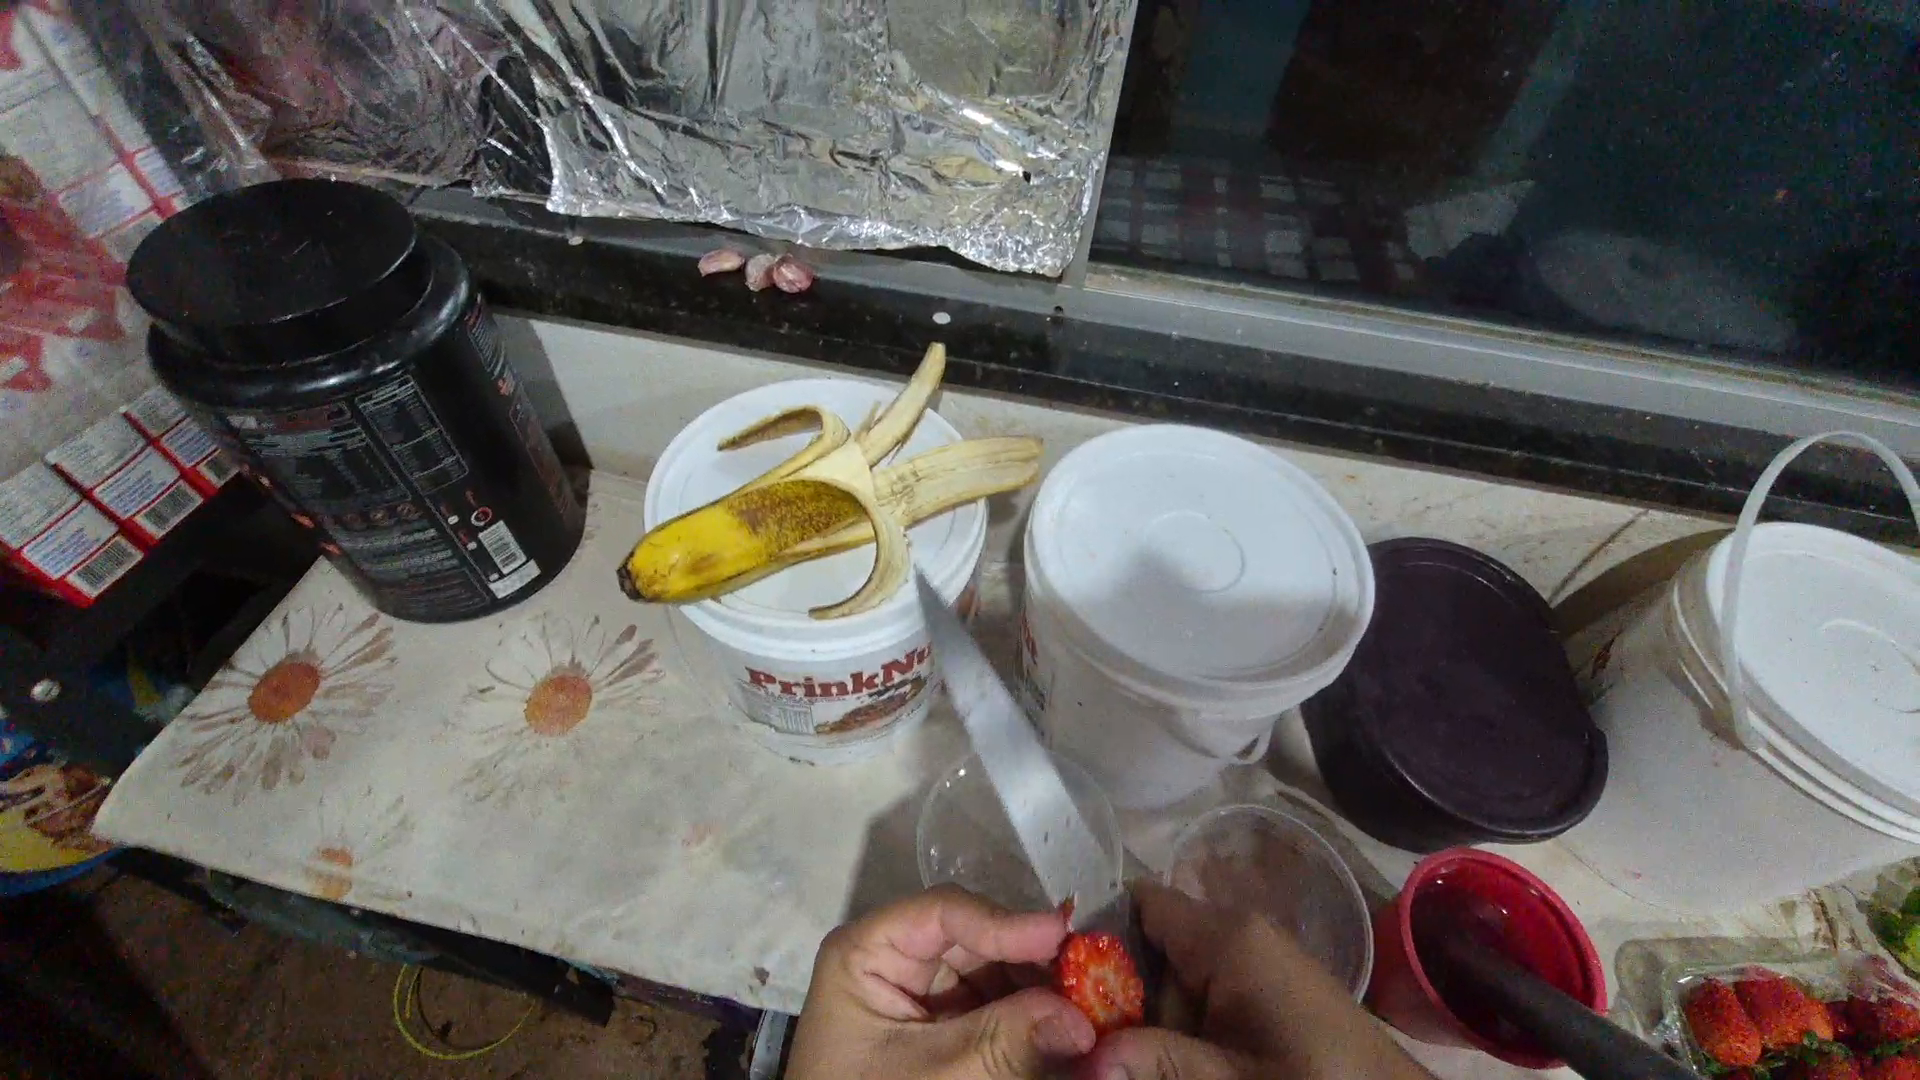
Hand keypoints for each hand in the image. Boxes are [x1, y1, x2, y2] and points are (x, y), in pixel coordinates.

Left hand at [788, 885, 1098, 1079]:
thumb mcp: (933, 1079)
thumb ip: (1004, 1044)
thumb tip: (1082, 1020)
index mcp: (868, 950)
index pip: (943, 912)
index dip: (1004, 920)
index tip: (1060, 935)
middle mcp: (895, 955)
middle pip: (974, 936)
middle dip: (1030, 958)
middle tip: (1089, 976)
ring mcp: (920, 988)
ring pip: (991, 968)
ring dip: (1037, 986)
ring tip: (1086, 1001)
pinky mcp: (940, 1021)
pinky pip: (990, 1003)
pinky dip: (1026, 1014)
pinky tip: (1062, 1023)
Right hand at [1078, 881, 1434, 1079]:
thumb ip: (1158, 1061)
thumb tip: (1080, 1059)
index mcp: (1226, 936)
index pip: (1141, 901)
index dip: (1099, 930)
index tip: (1063, 973)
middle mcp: (1237, 934)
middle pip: (1152, 946)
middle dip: (1121, 991)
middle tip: (1091, 1036)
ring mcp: (1255, 960)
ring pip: (1177, 976)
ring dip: (1154, 1018)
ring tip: (1130, 1057)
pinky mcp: (1269, 990)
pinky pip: (1207, 994)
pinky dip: (1187, 1026)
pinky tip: (1180, 1062)